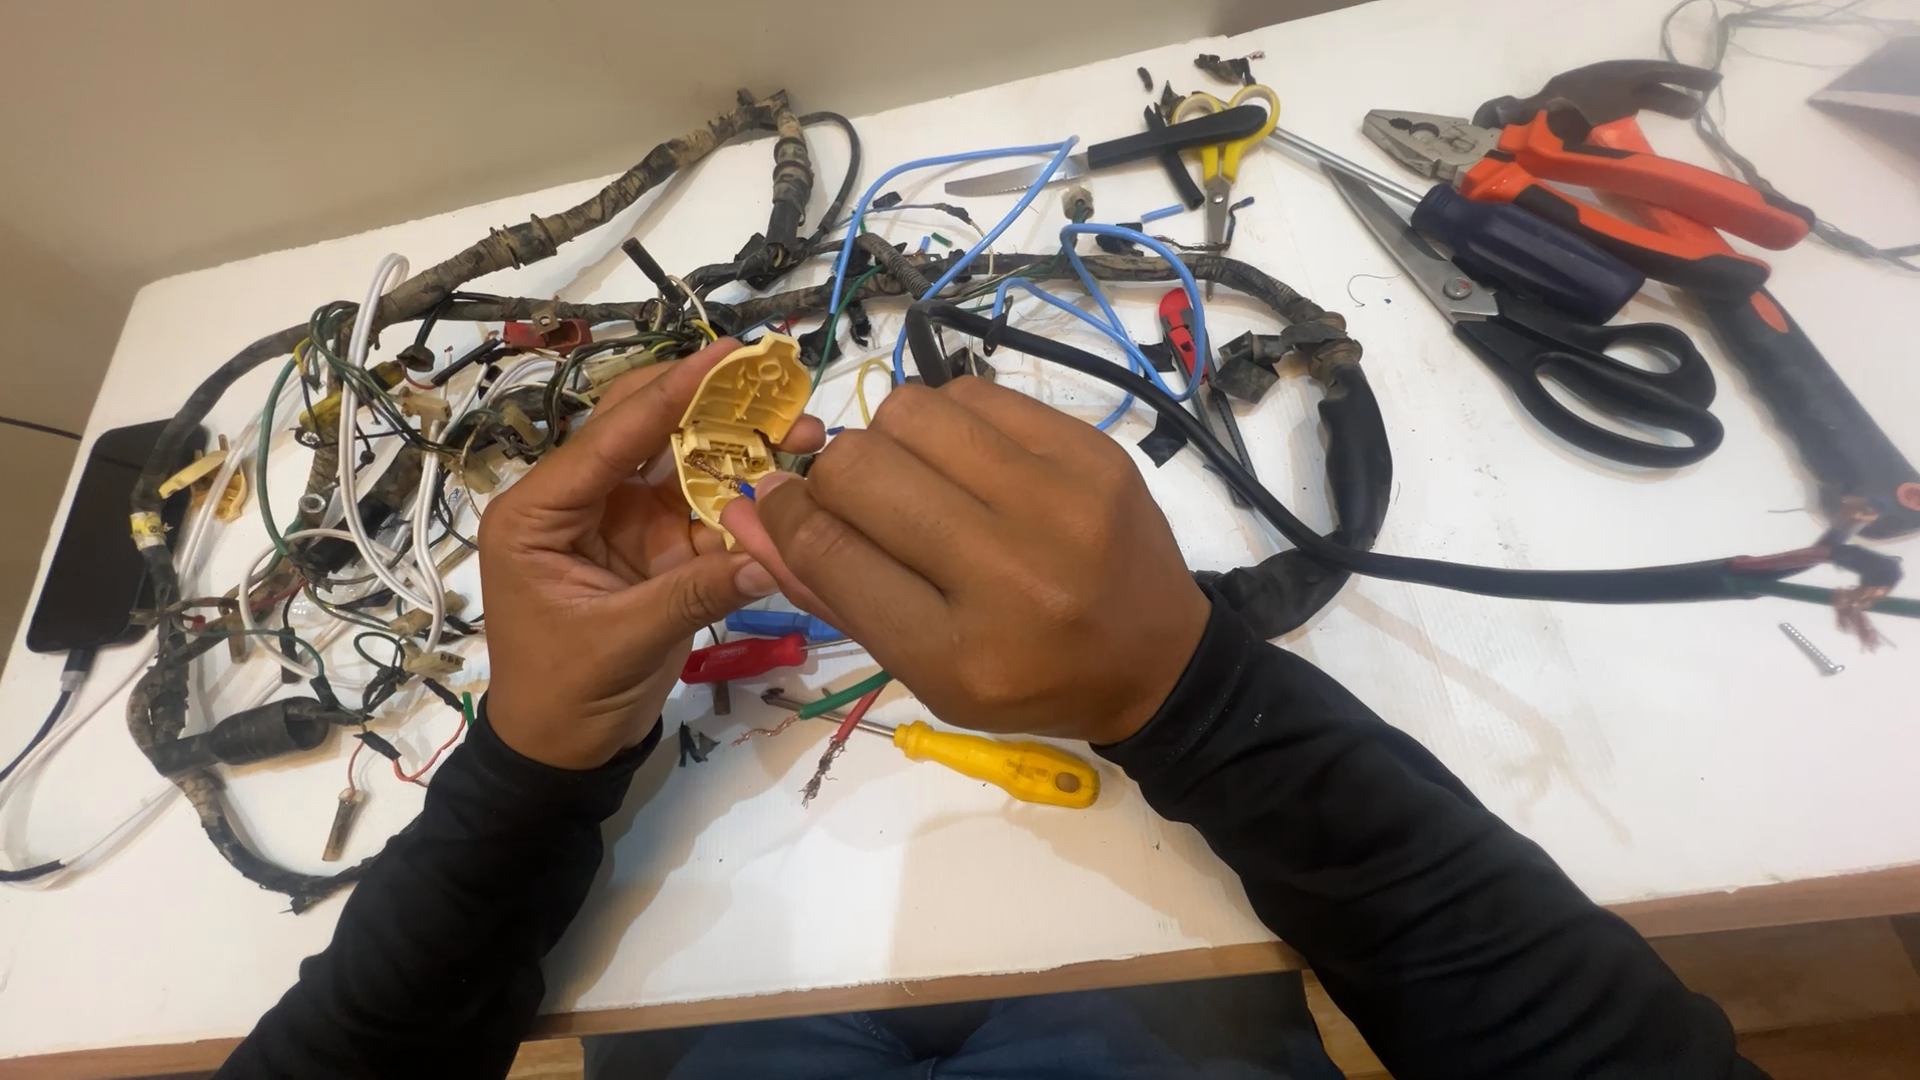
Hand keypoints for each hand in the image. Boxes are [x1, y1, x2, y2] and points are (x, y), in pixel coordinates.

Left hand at [479, 339, 823, 768]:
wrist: (566, 745)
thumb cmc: (566, 690)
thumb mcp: (623, 639)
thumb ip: (695, 593)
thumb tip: (771, 559)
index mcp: (541, 511)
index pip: (610, 438)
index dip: (669, 394)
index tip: (725, 355)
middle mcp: (584, 502)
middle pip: (650, 435)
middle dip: (714, 411)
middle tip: (776, 389)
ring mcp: (627, 522)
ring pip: (686, 468)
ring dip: (740, 451)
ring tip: (800, 432)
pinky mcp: (660, 547)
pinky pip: (708, 512)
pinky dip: (747, 503)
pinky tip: (787, 485)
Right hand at [723, 377, 1207, 745]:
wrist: (1157, 657)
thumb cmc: (1029, 678)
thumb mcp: (925, 669)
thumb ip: (832, 592)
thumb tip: (751, 511)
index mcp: (960, 653)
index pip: (829, 551)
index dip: (786, 517)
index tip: (784, 505)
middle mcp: (1011, 571)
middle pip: (860, 469)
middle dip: (835, 478)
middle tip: (864, 501)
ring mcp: (1061, 499)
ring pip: (910, 411)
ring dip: (891, 442)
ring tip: (922, 481)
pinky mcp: (1092, 449)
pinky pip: (973, 393)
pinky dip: (948, 421)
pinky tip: (971, 462)